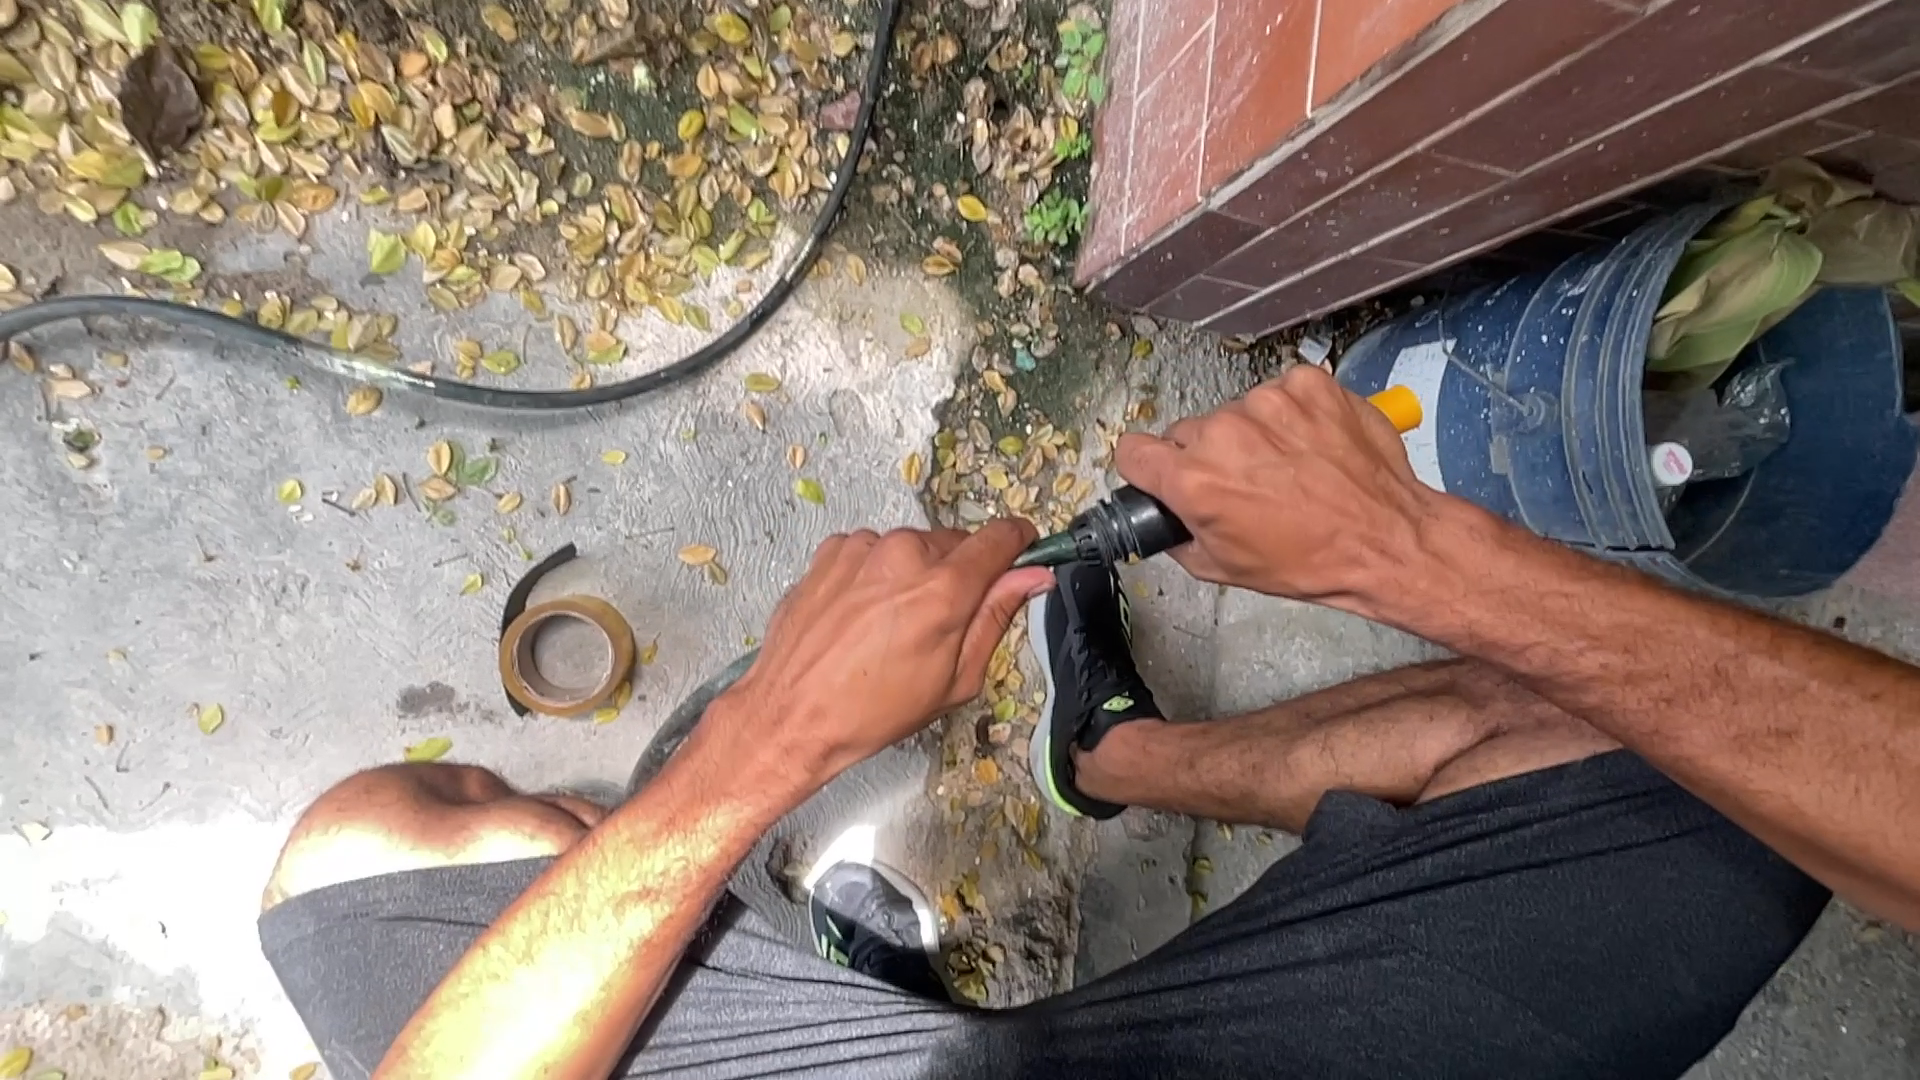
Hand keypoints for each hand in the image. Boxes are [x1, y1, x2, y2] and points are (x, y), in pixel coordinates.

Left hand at [707, 520, 1052, 790]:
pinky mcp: (832, 550)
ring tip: (891, 621)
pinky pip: (875, 550)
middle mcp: (904, 553)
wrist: (791, 713)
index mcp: (944, 588)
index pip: (1000, 537)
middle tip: (941, 620)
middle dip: (961, 573)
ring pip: (913, 547)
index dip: (1018, 544)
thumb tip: (1035, 575)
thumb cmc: (877, 710)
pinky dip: (878, 572)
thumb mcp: (955, 680)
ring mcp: (863, 546)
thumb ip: (997, 617)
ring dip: (916, 572)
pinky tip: (861, 612)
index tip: (1021, 555)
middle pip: (956, 544)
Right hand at [1116, 365, 1438, 613]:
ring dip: (1249, 435)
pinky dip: (1287, 415)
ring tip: (1284, 467)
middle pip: (1186, 432)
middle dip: (1205, 456)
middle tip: (1242, 483)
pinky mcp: (1307, 385)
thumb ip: (1175, 534)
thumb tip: (1163, 514)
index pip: (1133, 450)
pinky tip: (1307, 446)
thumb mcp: (1220, 566)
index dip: (1146, 467)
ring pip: (1233, 412)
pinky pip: (1276, 393)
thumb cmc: (1309, 560)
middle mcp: (1224, 433)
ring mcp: (1267, 403)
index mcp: (1193, 480)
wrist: (1386, 540)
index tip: (1162, 473)